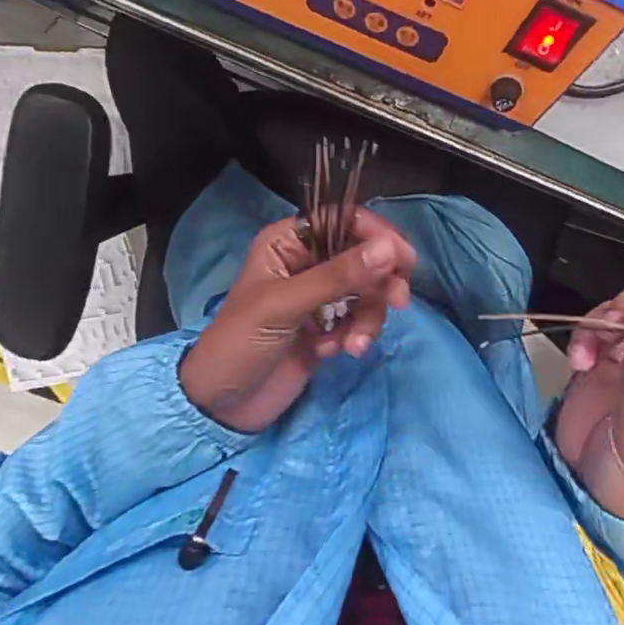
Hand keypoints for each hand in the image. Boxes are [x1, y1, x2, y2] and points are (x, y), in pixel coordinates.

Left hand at [180, 210, 416, 432]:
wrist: (221, 405)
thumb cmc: (240, 343)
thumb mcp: (284, 305)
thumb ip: (336, 277)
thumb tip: (388, 248)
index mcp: (287, 242)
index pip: (341, 220)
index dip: (374, 233)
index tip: (402, 258)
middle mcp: (305, 263)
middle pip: (362, 255)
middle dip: (380, 280)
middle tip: (398, 302)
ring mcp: (318, 297)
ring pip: (366, 290)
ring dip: (369, 316)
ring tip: (355, 344)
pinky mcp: (327, 328)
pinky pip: (359, 319)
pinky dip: (357, 334)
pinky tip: (337, 352)